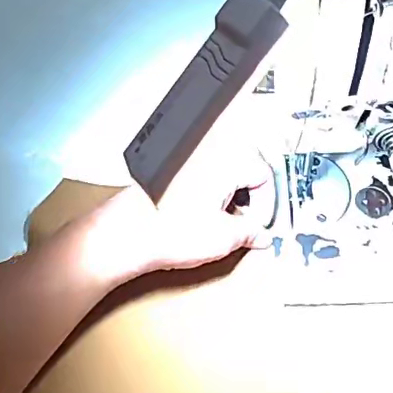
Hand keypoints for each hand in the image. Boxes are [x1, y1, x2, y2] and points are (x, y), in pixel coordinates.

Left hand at [74, 151, 274, 284]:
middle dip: (250, 198)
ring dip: (229, 196)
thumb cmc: (166, 230)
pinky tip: (200, 219)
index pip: (264, 174)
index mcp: (226, 162)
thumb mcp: (224, 237)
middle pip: (244, 169)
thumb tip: (261, 234)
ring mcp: (186, 162)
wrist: (126, 234)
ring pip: (222, 173)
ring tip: (222, 224)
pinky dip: (208, 195)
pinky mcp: (169, 173)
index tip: (260, 223)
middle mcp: (206, 155)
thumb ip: (251, 232)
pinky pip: (201, 177)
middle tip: (247, 223)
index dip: (267, 203)